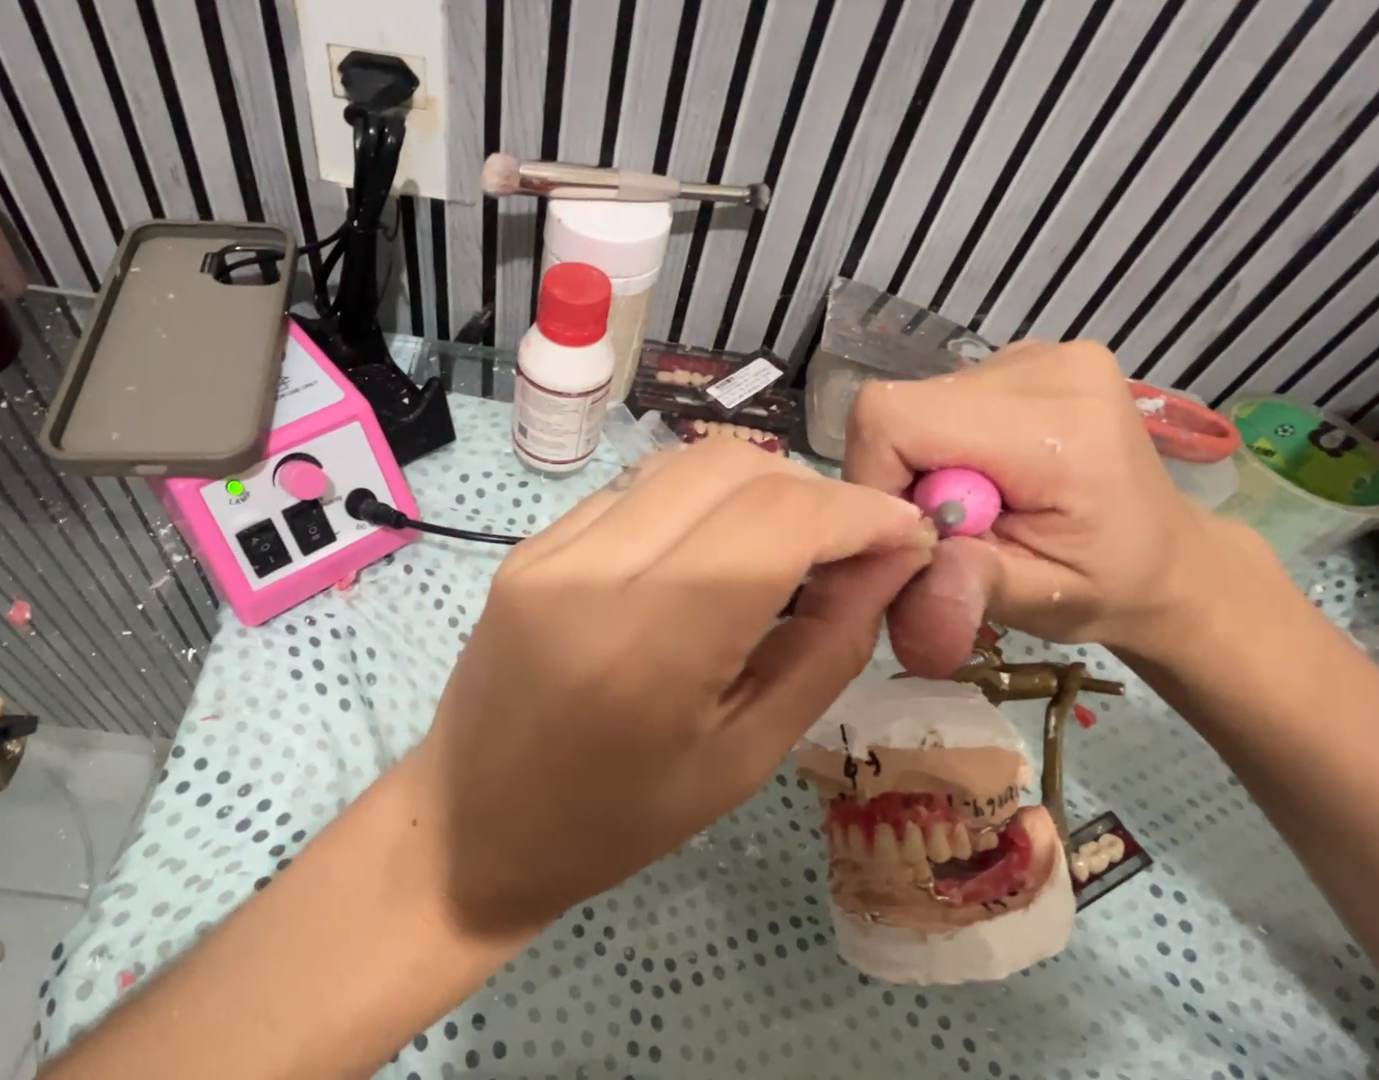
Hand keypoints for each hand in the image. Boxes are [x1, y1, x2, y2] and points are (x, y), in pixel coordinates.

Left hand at [409, 438, 936, 934]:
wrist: (472, 825)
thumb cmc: (615, 822)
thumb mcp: (744, 757)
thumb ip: (824, 650)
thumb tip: (885, 563)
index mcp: (652, 640)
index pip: (779, 518)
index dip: (860, 512)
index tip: (907, 536)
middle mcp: (593, 570)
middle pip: (731, 465)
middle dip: (812, 492)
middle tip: (846, 551)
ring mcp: (549, 549)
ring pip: (680, 464)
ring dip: (754, 489)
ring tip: (783, 552)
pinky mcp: (528, 547)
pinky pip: (633, 492)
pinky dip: (692, 505)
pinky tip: (705, 556)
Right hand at [844, 340, 1269, 674]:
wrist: (1167, 558)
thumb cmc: (1106, 588)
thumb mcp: (1038, 603)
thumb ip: (963, 585)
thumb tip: (885, 578)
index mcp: (1057, 428)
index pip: (894, 418)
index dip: (874, 476)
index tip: (908, 532)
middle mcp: (1047, 369)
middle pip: (895, 408)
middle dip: (896, 476)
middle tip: (944, 528)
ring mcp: (1037, 354)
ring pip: (910, 402)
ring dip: (916, 463)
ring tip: (969, 505)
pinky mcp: (1025, 357)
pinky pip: (936, 397)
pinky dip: (937, 445)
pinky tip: (982, 476)